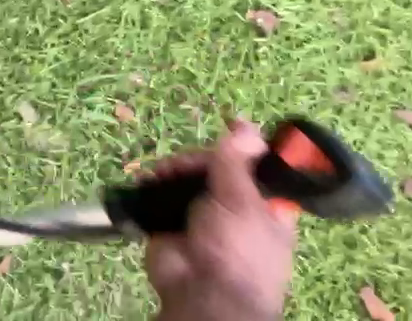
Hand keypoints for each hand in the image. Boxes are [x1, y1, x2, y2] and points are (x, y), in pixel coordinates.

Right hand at [145, 121, 297, 320]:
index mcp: (265, 206)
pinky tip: (146, 181)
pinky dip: (150, 183)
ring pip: (184, 176)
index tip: (229, 123)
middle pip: (213, 166)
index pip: (254, 167)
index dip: (242, 147)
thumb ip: (237, 162)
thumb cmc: (235, 248)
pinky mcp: (171, 218)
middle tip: (183, 167)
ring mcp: (201, 214)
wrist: (200, 288)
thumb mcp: (241, 201)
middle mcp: (235, 207)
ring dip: (170, 169)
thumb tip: (246, 125)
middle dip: (194, 160)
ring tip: (160, 176)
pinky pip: (160, 191)